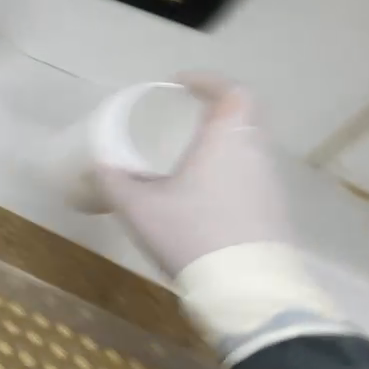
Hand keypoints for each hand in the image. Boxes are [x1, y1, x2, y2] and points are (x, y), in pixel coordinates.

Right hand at [95, 75, 289, 275]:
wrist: (245, 286)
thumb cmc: (190, 233)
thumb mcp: (137, 207)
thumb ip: (113, 182)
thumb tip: (97, 165)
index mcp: (224, 142)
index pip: (232, 93)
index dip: (208, 82)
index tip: (179, 83)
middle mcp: (253, 154)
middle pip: (241, 118)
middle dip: (211, 112)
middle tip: (179, 117)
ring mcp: (267, 183)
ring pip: (244, 148)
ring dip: (217, 144)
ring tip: (182, 158)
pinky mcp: (271, 210)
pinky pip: (246, 175)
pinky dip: (223, 171)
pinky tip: (196, 194)